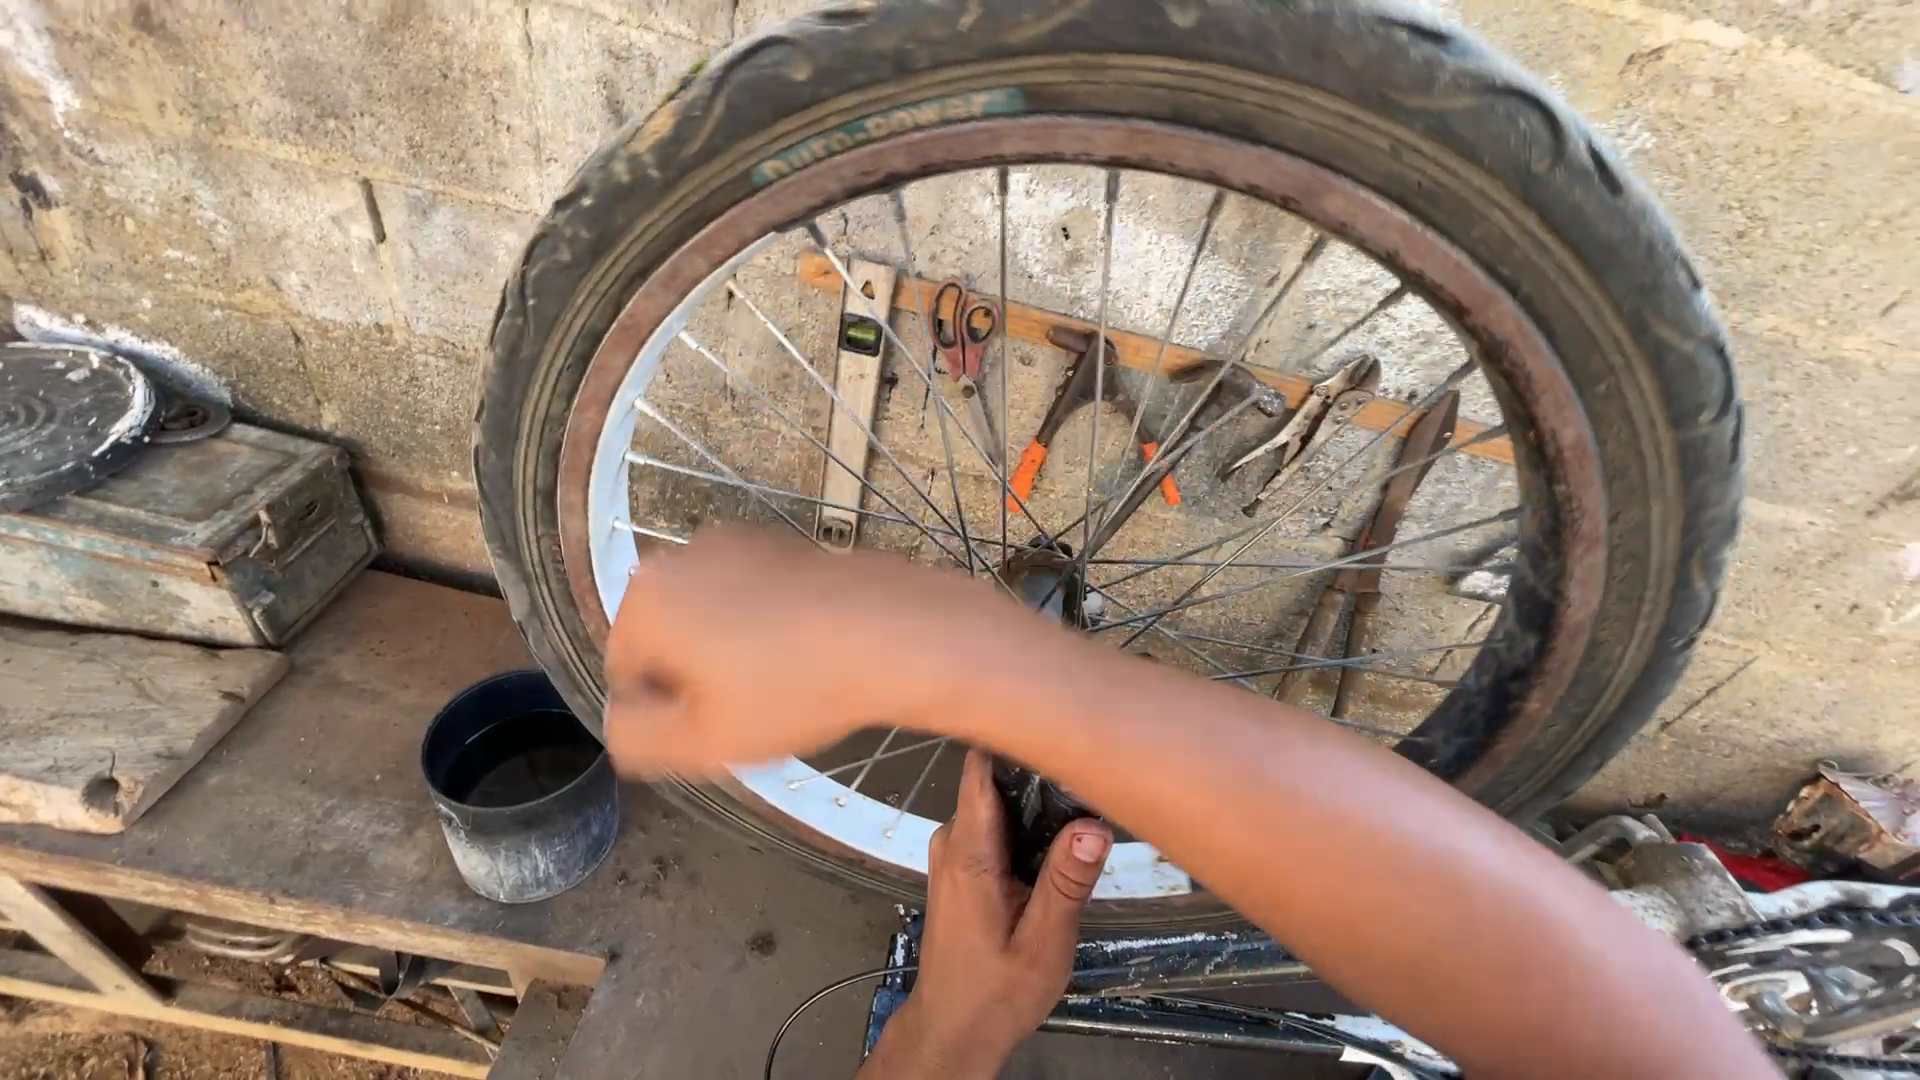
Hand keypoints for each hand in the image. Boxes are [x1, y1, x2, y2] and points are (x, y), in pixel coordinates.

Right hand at [601, 526, 1024, 776]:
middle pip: (667, 639)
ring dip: (733, 653)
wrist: (895, 632)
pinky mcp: (783, 545)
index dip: (666, 712)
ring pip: (711, 618)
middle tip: (749, 707)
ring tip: (784, 682)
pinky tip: (806, 653)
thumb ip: (633, 736)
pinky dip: (766, 626)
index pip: (623, 673)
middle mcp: (683, 554)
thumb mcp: (700, 741)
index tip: (714, 724)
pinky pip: (752, 598)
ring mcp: (739, 541)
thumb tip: (622, 717)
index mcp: (647, 596)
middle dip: (697, 677)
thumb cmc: (795, 687)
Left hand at [860, 751, 1112, 1078]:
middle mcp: (953, 838)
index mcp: (968, 849)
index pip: (981, 768)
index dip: (1016, 739)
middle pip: (994, 780)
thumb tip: (1095, 824)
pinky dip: (1025, 821)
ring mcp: (954, 849)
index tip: (1059, 725)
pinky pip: (994, 822)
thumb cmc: (995, 991)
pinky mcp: (962, 862)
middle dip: (1039, 770)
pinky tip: (1057, 830)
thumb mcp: (1042, 943)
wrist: (953, 1029)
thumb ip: (1066, 882)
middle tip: (1089, 768)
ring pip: (996, 800)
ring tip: (1081, 793)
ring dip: (1035, 798)